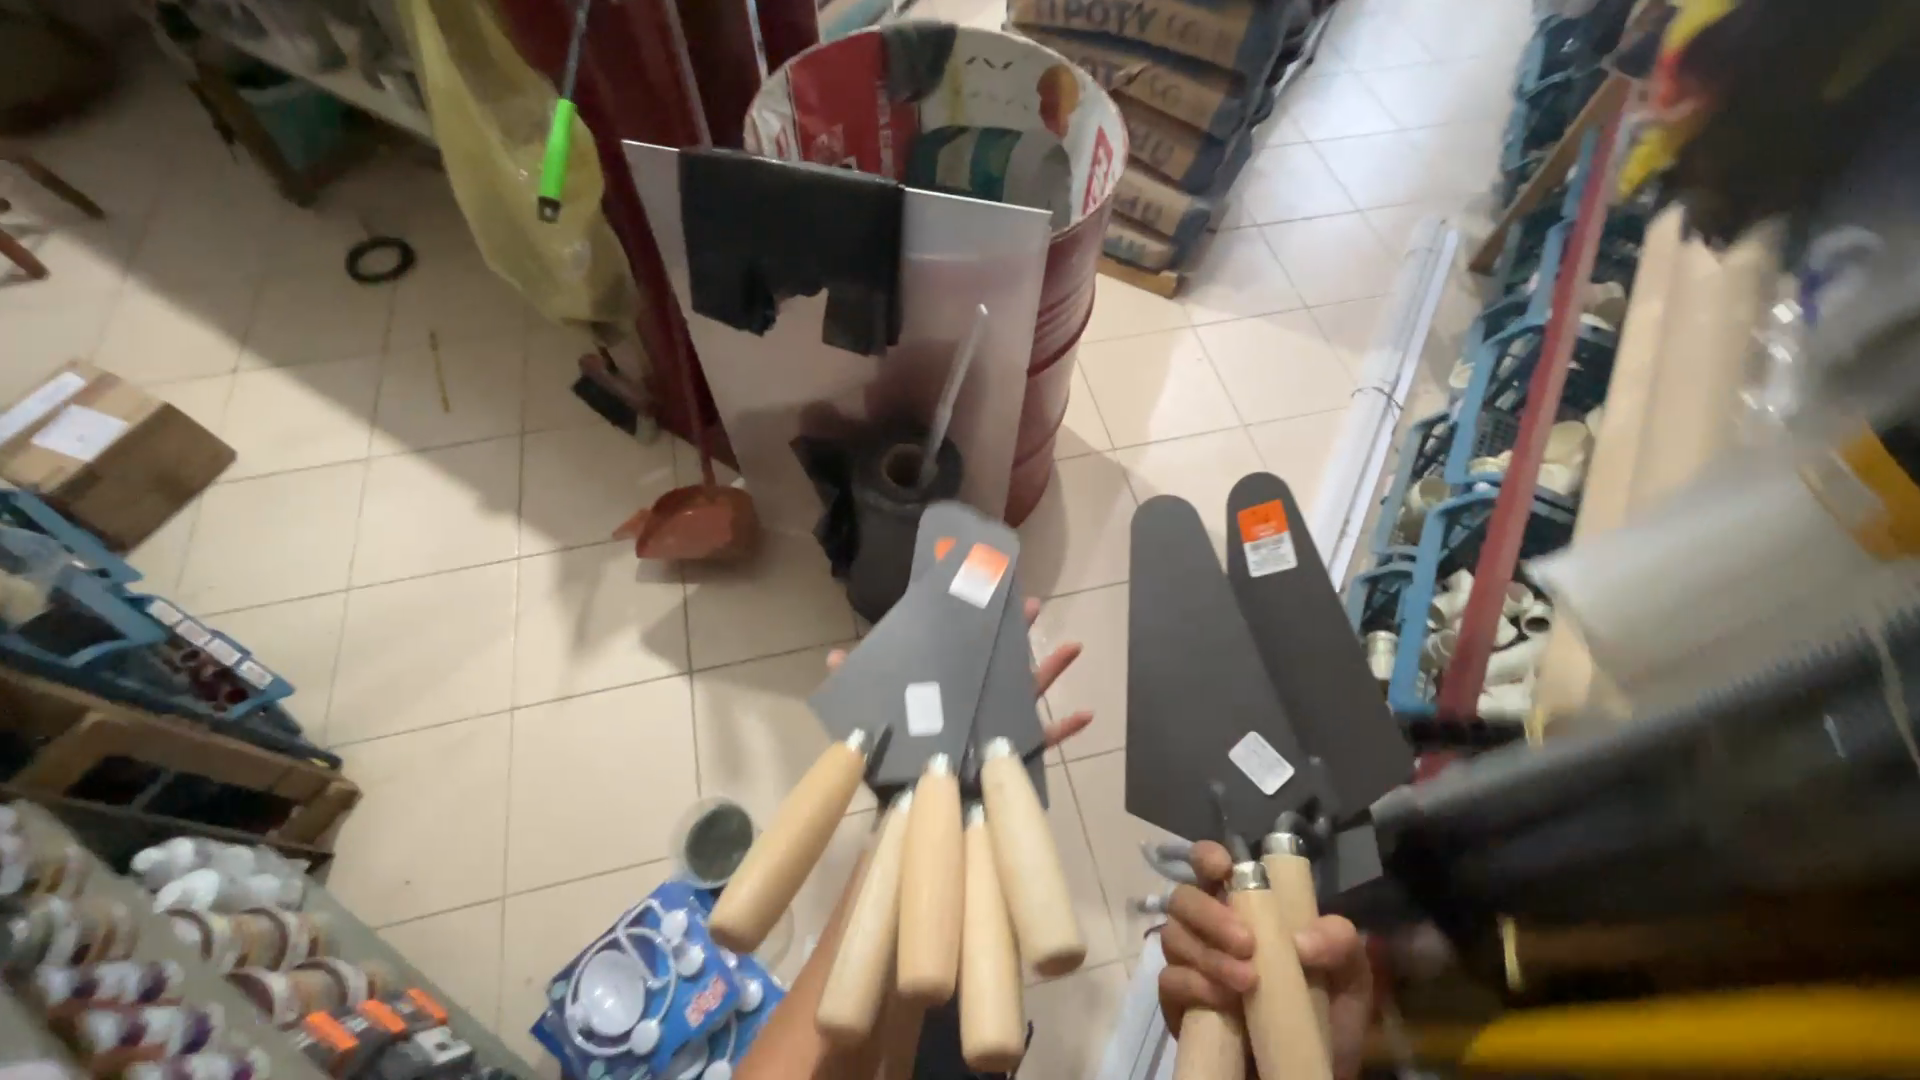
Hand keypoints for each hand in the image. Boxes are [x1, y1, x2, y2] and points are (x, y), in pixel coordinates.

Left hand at [826, 596, 1092, 748]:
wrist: (905, 808)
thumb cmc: (894, 757)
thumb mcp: (875, 716)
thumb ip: (860, 688)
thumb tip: (835, 658)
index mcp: (947, 688)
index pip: (963, 648)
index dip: (975, 621)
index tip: (989, 592)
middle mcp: (974, 702)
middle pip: (999, 662)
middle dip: (1017, 633)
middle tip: (1034, 605)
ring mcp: (996, 727)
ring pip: (1028, 694)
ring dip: (1051, 670)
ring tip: (1073, 647)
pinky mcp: (1009, 758)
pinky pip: (1042, 742)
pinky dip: (1064, 729)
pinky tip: (1086, 715)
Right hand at [1157, 841, 1372, 1079]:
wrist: (1308, 1074)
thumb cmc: (1327, 1016)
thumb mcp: (1351, 975)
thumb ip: (1338, 941)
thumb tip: (1299, 940)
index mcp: (1245, 909)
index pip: (1210, 865)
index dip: (1207, 856)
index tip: (1223, 869)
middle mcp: (1209, 929)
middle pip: (1183, 897)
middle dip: (1209, 913)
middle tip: (1246, 942)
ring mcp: (1189, 963)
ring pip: (1173, 936)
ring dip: (1209, 955)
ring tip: (1248, 983)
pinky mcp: (1177, 1001)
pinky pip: (1169, 979)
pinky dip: (1196, 985)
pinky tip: (1225, 1002)